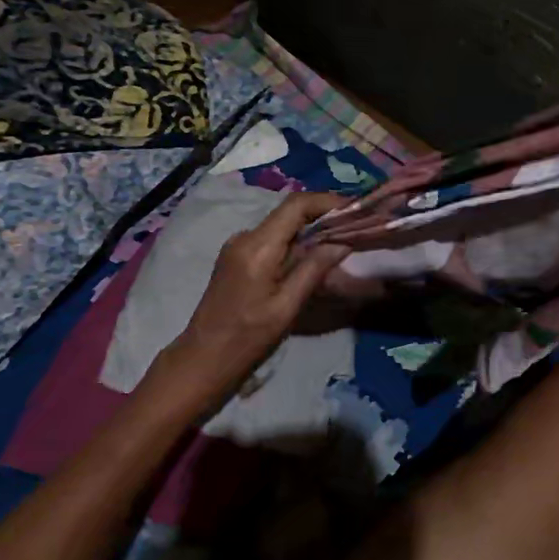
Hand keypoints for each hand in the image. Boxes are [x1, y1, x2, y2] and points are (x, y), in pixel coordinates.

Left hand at [166, 191, 350, 390]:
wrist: (203, 358)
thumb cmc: (247, 337)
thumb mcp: (286, 306)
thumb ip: (314, 269)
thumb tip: (343, 242)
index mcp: (257, 247)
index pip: (296, 205)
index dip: (328, 201)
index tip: (355, 210)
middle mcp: (245, 237)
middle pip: (290, 212)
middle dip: (324, 215)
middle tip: (355, 227)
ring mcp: (238, 246)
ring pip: (282, 225)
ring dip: (312, 230)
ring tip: (340, 242)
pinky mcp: (237, 257)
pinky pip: (272, 240)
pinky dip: (296, 242)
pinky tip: (313, 258)